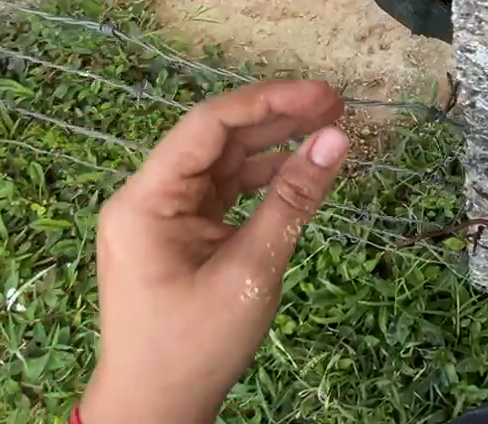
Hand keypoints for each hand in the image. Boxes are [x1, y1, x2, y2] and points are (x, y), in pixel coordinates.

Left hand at [80, 80, 351, 423]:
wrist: (154, 415)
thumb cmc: (193, 346)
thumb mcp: (251, 269)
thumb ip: (295, 198)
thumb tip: (339, 137)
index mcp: (148, 200)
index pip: (211, 124)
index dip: (270, 100)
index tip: (325, 96)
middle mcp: (153, 195)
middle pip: (221, 135)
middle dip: (280, 115)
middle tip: (339, 105)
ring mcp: (169, 212)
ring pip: (230, 157)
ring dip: (279, 140)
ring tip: (331, 126)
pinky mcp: (187, 228)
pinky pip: (232, 184)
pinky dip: (270, 173)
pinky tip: (304, 167)